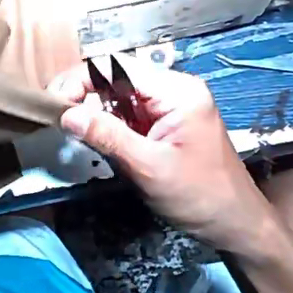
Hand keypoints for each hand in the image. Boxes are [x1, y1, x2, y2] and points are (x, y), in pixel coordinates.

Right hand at [51, 61, 284, 254]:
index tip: (56, 102)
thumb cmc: (199, 196)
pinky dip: (107, 124)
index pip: (118, 67)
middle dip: (84, 93)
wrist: (236, 225)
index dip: (82, 79)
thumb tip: (66, 114)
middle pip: (116, 77)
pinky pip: (127, 114)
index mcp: (176, 91)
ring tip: (69, 127)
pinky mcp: (163, 124)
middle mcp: (173, 90)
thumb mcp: (149, 167)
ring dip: (93, 110)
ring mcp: (168, 107)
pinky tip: (92, 137)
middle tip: (56, 115)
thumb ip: (107, 137)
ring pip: (118, 96)